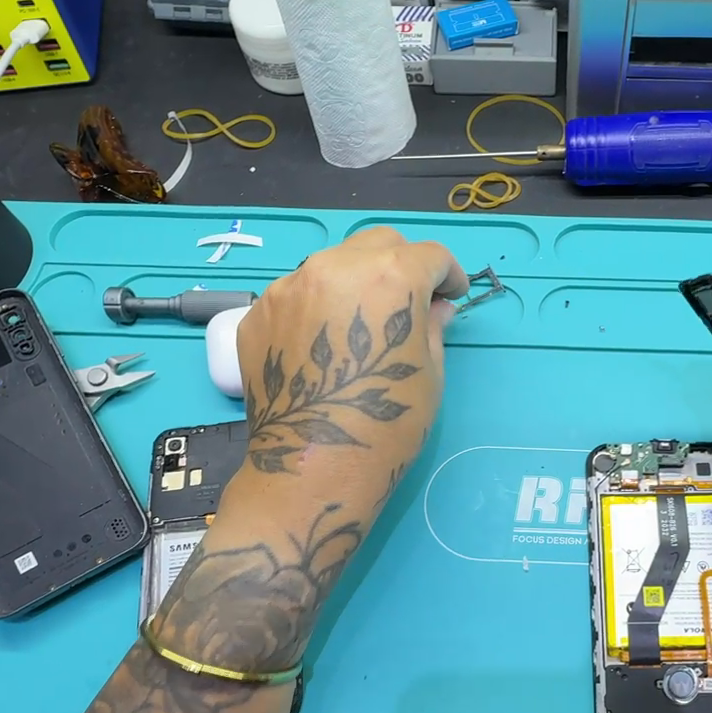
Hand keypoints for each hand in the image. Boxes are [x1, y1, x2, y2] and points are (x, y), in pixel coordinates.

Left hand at [237, 229, 467, 497]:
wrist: (313, 468)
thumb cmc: (388, 425)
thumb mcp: (429, 374)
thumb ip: (433, 326)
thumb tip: (435, 307)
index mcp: (390, 279)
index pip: (430, 255)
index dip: (450, 274)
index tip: (452, 296)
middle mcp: (335, 267)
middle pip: (379, 244)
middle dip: (403, 264)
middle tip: (412, 301)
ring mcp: (289, 287)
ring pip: (333, 264)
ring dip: (357, 282)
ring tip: (362, 325)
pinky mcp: (258, 313)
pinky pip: (298, 294)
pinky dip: (319, 307)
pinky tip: (325, 347)